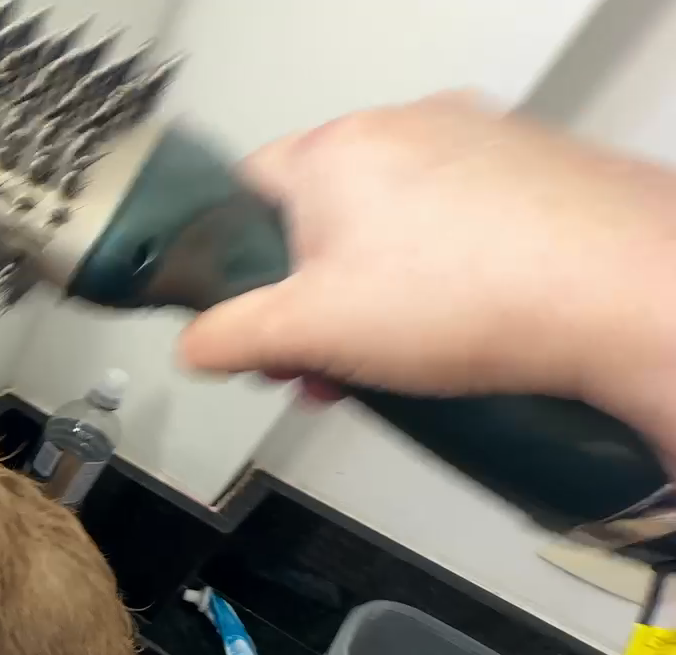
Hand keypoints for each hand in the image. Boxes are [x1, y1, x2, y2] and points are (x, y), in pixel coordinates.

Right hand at [179, 94, 675, 446]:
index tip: (236, 303)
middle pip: (301, 221)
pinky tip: (426, 331)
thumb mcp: (296, 334)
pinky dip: (415, 280)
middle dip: (291, 296)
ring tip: (364, 355)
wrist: (643, 301)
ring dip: (349, 297)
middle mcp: (408, 127)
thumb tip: (195, 345)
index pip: (233, 192)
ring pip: (369, 229)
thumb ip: (218, 339)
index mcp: (338, 149)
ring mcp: (478, 143)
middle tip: (303, 348)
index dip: (221, 259)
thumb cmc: (484, 296)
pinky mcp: (527, 173)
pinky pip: (435, 228)